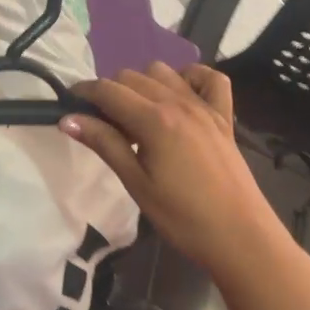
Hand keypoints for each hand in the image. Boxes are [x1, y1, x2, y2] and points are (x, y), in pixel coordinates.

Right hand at [62, 63, 280, 274]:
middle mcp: (179, 102)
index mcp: (154, 120)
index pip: (108, 90)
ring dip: (143, 84)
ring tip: (138, 115)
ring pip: (163, 71)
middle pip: (131, 76)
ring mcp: (205, 107)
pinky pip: (209, 78)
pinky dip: (190, 78)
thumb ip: (104, 144)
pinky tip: (180, 97)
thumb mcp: (136, 183)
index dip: (84, 93)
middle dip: (110, 92)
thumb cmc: (183, 218)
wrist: (241, 238)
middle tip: (104, 125)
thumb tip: (67, 119)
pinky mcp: (224, 117)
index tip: (70, 106)